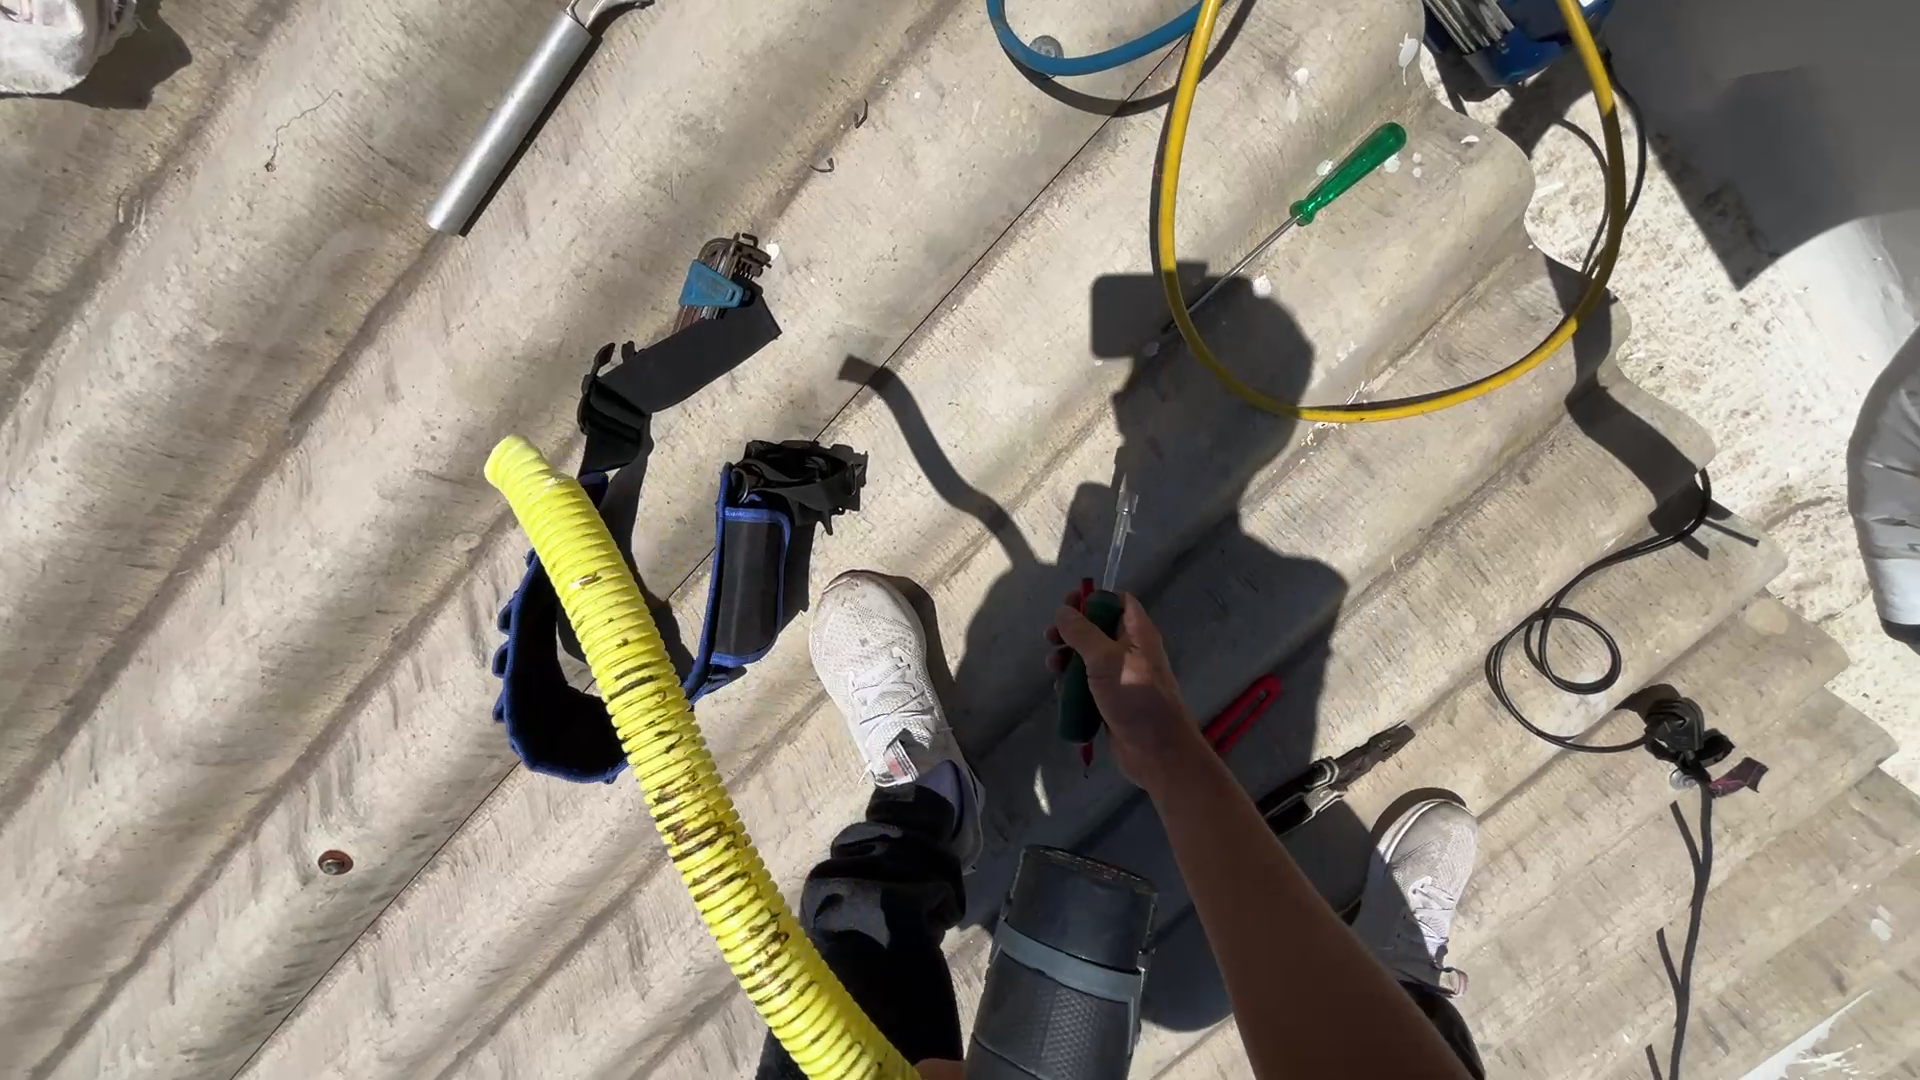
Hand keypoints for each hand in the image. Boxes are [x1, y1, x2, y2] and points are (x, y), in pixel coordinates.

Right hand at [1047, 591, 1210, 795]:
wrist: (1157, 751)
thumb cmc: (1135, 697)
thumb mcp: (1106, 659)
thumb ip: (1082, 633)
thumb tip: (1064, 611)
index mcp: (1137, 633)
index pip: (1118, 602)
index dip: (1093, 598)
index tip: (1068, 605)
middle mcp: (1130, 650)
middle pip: (1097, 629)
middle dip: (1071, 632)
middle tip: (1051, 638)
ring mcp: (1121, 677)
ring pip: (1088, 658)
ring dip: (1068, 659)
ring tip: (1052, 667)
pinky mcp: (1111, 700)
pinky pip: (1088, 684)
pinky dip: (1073, 684)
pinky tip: (1061, 690)